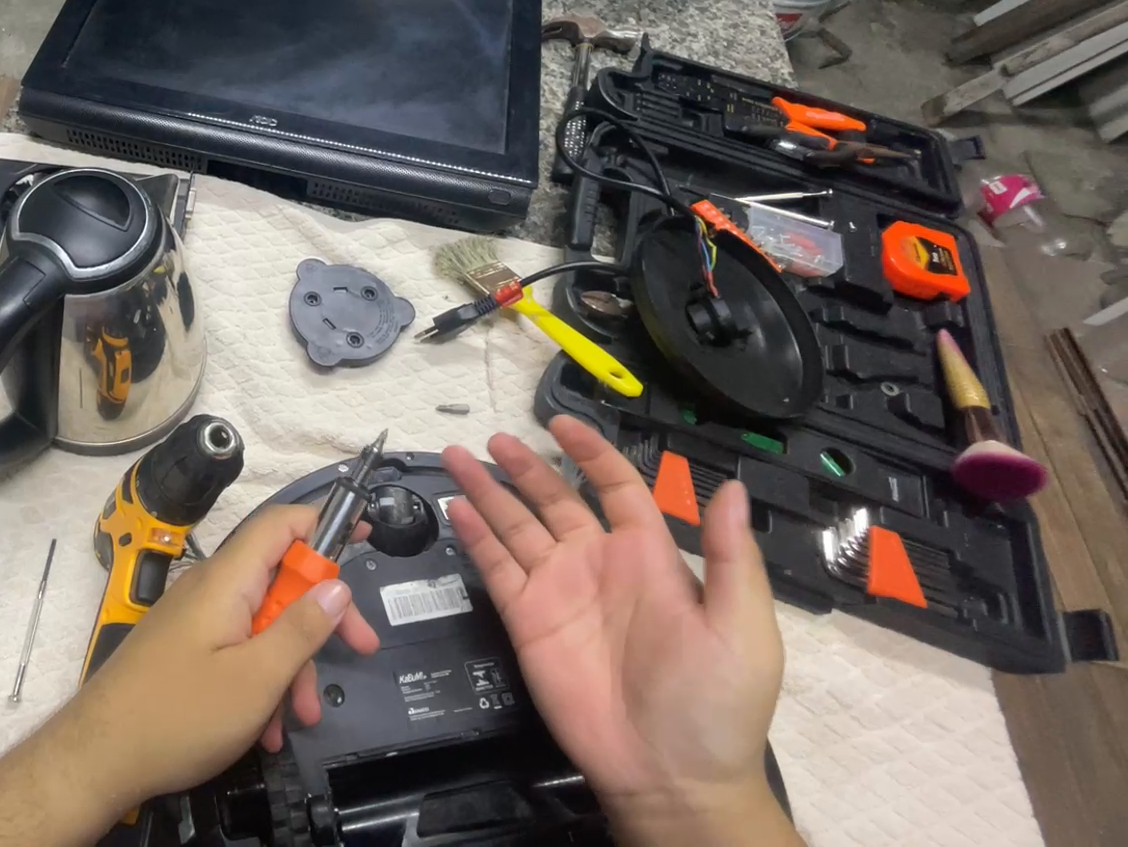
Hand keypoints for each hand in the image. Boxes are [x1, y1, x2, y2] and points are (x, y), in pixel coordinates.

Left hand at [57, 504, 379, 809]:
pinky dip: (261, 679)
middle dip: (321, 616)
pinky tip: (265, 726)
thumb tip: (336, 584)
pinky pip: (239, 647)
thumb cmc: (177, 715)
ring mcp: (198, 617)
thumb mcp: (255, 678)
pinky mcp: (189, 646)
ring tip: (299, 715)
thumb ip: (301, 628)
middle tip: (360, 646)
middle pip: (281, 578)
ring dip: (291, 664)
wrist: (99, 756)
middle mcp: (212, 588)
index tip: (365, 535)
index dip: (325, 522)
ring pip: (263, 621)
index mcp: (227, 580)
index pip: (281, 523)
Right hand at [442, 416, 791, 842]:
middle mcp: (593, 560)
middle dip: (522, 466)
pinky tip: (456, 508)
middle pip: (551, 498)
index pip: (614, 486)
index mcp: (646, 555)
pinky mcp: (524, 617)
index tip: (560, 423)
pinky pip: (495, 567)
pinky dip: (474, 536)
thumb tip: (734, 487)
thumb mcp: (741, 628)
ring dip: (486, 490)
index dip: (589, 452)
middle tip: (493, 439)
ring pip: (514, 524)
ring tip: (457, 457)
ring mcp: (554, 587)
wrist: (668, 775)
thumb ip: (728, 557)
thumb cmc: (713, 701)